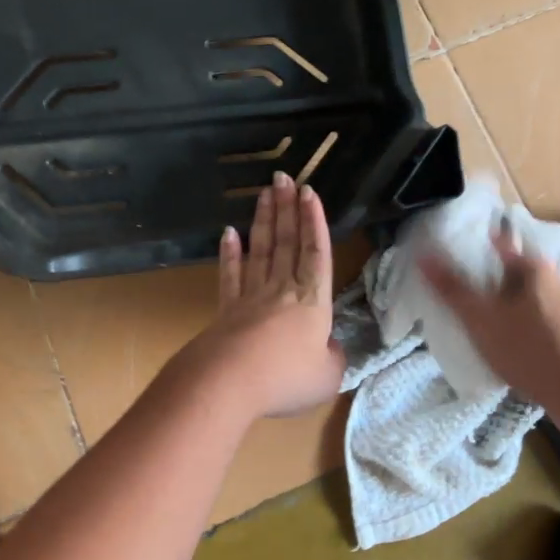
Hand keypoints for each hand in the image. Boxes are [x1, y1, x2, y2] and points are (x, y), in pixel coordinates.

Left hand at [172, 172, 345, 419]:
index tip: (309, 192)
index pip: (316, 252)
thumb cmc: (286, 376)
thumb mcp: (328, 375)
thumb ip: (332, 356)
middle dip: (287, 207)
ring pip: (260, 249)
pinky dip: (230, 253)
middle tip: (284, 177)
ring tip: (264, 193)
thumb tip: (328, 347)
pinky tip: (229, 233)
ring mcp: (251, 296)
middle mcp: (282, 289)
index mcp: (312, 301)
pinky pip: (230, 274)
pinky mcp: (227, 308)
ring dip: (264, 219)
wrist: (230, 381)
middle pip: (287, 242)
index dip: (314, 221)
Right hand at [418, 231, 559, 410]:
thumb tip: (423, 254)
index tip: (441, 250)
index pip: (494, 241)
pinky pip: (529, 319)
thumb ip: (452, 287)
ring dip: (493, 304)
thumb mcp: (482, 319)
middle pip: (504, 270)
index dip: (466, 243)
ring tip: (464, 315)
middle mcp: (552, 280)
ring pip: (516, 297)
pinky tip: (494, 341)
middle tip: (446, 287)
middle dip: (477, 278)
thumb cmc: (532, 351)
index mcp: (534, 267)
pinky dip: (509, 324)